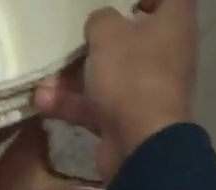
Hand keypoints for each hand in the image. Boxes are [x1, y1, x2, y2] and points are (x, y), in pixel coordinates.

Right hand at [35, 0, 197, 180]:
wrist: (139, 145)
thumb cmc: (132, 75)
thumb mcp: (108, 33)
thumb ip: (99, 19)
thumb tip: (98, 24)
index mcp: (173, 23)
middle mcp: (164, 55)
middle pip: (132, 37)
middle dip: (97, 38)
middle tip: (73, 31)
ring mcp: (144, 90)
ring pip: (107, 75)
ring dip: (73, 76)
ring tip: (44, 74)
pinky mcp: (125, 120)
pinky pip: (96, 105)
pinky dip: (71, 103)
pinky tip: (42, 101)